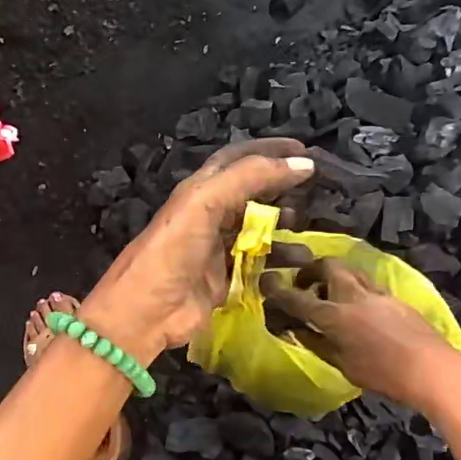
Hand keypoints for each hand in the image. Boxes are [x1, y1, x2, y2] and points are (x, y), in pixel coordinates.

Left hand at [81, 139, 314, 359]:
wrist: (146, 310)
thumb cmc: (172, 251)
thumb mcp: (206, 203)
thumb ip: (250, 177)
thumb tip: (302, 162)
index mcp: (199, 191)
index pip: (237, 159)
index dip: (269, 151)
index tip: (305, 149)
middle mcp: (208, 215)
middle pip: (252, 194)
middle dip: (282, 189)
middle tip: (314, 192)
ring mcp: (216, 249)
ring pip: (259, 230)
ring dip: (285, 228)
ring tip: (306, 230)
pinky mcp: (224, 280)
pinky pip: (259, 264)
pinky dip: (280, 262)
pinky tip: (299, 263)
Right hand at [260, 257, 460, 409]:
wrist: (434, 371)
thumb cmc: (382, 374)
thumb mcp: (342, 364)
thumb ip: (318, 344)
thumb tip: (298, 332)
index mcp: (334, 315)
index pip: (297, 298)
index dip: (277, 289)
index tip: (265, 281)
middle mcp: (353, 296)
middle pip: (328, 267)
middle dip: (311, 269)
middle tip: (305, 283)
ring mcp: (378, 294)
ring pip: (351, 272)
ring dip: (336, 277)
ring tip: (332, 292)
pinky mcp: (396, 299)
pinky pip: (369, 285)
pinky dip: (357, 289)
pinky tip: (360, 307)